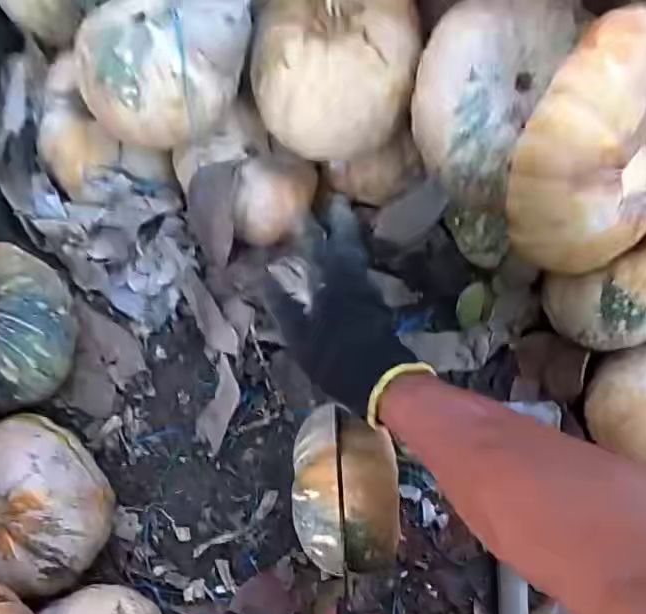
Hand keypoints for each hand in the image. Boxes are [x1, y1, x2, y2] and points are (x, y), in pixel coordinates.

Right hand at [263, 196, 427, 421]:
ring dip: (347, 250)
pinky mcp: (379, 314)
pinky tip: (342, 279)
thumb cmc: (335, 358)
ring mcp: (372, 296)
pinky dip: (350, 275)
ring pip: (358, 263)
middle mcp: (358, 279)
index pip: (334, 236)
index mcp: (338, 277)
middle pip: (351, 245)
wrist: (378, 383)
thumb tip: (266, 280)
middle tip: (335, 210)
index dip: (331, 217)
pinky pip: (361, 283)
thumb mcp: (300, 337)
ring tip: (333, 242)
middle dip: (342, 226)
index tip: (326, 197)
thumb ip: (284, 306)